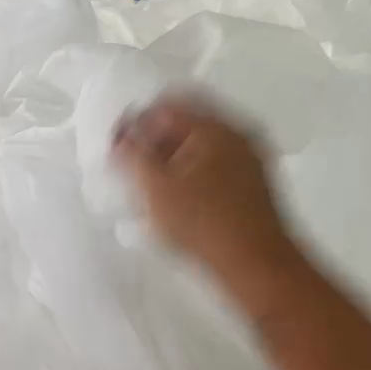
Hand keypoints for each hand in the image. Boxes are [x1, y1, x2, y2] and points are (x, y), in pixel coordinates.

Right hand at [112, 97, 296, 287]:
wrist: (254, 263)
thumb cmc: (200, 222)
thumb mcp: (154, 188)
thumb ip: (131, 156)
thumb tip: (120, 135)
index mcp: (214, 126)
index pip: (166, 106)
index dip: (135, 122)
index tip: (116, 148)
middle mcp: (237, 134)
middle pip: (186, 123)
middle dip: (154, 142)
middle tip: (130, 168)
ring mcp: (250, 158)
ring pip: (201, 146)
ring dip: (171, 160)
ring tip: (150, 188)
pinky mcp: (253, 184)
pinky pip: (214, 165)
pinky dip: (190, 174)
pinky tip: (177, 200)